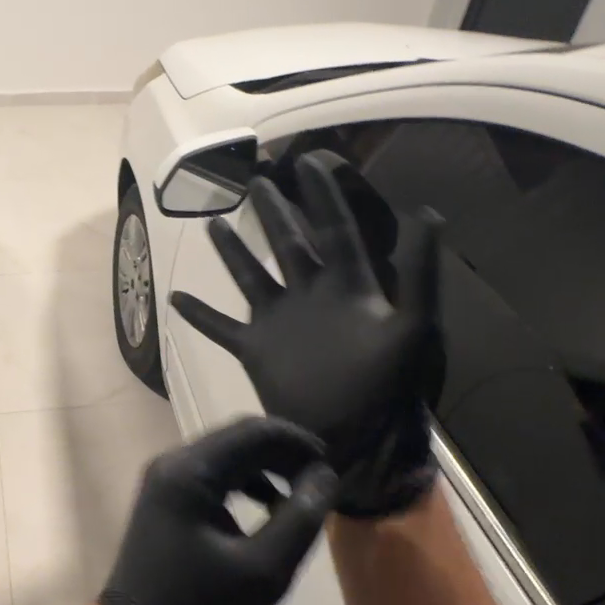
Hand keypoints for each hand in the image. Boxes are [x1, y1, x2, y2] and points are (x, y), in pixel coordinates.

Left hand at [99, 418, 337, 604]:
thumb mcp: (264, 570)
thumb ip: (300, 517)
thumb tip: (325, 476)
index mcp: (190, 471)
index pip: (254, 431)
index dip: (298, 442)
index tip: (332, 465)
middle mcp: (173, 463)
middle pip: (238, 438)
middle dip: (283, 454)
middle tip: (321, 481)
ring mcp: (165, 479)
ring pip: (226, 456)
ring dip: (266, 468)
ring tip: (302, 495)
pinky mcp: (166, 498)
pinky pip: (212, 475)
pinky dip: (245, 484)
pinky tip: (269, 508)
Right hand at [169, 151, 442, 516]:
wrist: (356, 443)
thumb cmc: (390, 388)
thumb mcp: (415, 327)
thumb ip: (421, 271)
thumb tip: (429, 209)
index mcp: (348, 286)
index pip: (336, 228)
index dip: (325, 195)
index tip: (310, 161)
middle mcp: (310, 296)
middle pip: (289, 243)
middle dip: (274, 212)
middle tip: (257, 181)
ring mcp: (279, 323)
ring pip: (251, 276)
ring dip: (233, 252)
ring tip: (212, 225)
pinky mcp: (255, 351)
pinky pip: (221, 327)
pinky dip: (199, 315)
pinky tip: (175, 298)